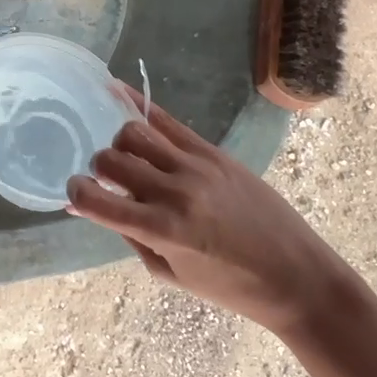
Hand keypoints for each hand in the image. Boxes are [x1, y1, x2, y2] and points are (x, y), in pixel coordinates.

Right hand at [67, 99, 356, 335]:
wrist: (300, 280)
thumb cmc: (231, 287)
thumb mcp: (169, 272)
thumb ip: (125, 232)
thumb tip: (82, 205)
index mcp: (162, 229)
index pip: (94, 197)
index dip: (76, 193)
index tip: (78, 194)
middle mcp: (175, 192)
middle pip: (110, 157)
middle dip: (98, 167)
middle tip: (110, 180)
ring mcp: (196, 167)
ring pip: (133, 131)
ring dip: (120, 143)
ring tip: (130, 159)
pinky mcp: (213, 153)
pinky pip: (166, 118)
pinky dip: (135, 103)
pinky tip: (113, 89)